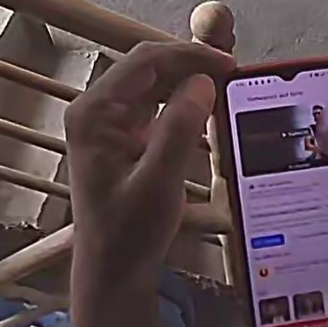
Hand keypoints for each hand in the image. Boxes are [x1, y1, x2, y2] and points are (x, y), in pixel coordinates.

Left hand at [64, 41, 231, 285]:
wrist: (113, 270)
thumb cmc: (129, 234)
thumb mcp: (158, 183)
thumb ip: (178, 130)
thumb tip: (203, 83)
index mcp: (94, 114)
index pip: (145, 61)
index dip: (190, 56)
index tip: (229, 66)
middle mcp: (95, 111)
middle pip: (148, 67)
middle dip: (191, 65)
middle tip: (233, 76)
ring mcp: (106, 123)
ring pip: (152, 83)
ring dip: (187, 81)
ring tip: (224, 88)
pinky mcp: (120, 137)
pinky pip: (153, 105)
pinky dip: (180, 101)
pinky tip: (205, 109)